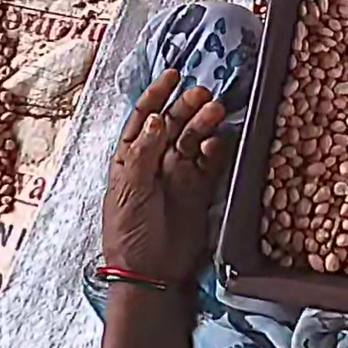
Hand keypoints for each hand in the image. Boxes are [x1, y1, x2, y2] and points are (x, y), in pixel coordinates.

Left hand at [102, 69, 229, 283]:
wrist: (151, 271)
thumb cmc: (129, 231)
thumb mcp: (128, 190)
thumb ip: (143, 153)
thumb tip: (157, 119)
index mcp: (131, 155)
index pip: (144, 116)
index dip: (157, 93)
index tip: (173, 75)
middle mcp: (157, 158)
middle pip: (173, 122)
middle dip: (187, 105)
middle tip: (204, 94)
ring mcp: (181, 171)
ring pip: (194, 136)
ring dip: (204, 122)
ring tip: (216, 110)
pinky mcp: (201, 186)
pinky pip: (212, 159)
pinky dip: (217, 146)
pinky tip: (220, 139)